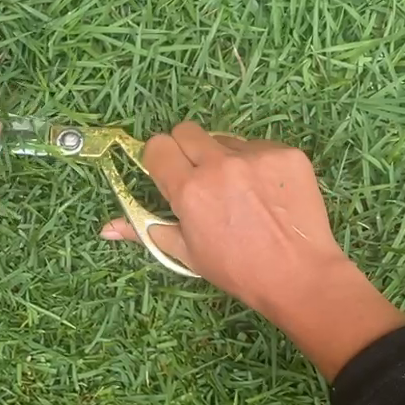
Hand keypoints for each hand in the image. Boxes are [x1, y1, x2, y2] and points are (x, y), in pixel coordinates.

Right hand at [101, 123, 404, 378]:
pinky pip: (258, 146)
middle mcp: (218, 165)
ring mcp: (255, 156)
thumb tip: (105, 228)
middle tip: (198, 176)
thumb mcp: (185, 253)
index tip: (167, 173)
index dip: (158, 159)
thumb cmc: (235, 269)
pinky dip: (255, 163)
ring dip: (222, 157)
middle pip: (186, 130)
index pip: (157, 146)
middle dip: (185, 149)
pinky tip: (264, 192)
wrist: (298, 275)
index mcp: (188, 190)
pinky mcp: (286, 154)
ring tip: (238, 191)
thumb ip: (144, 231)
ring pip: (224, 139)